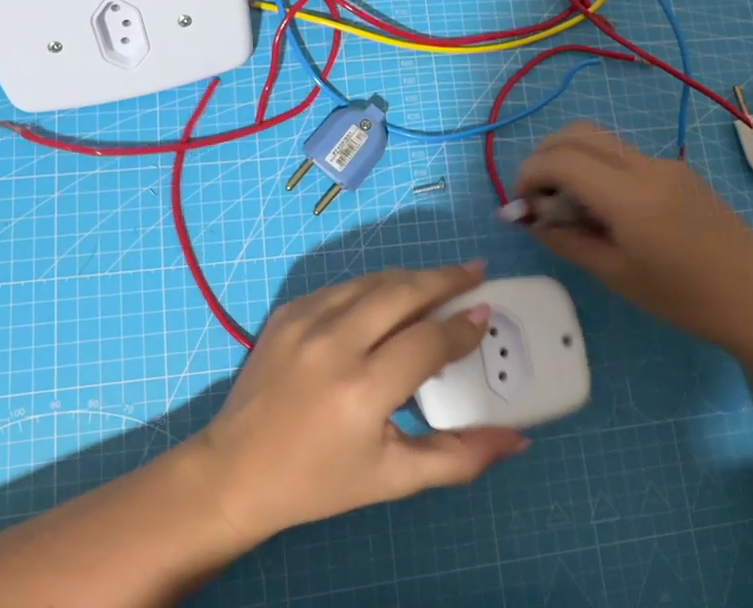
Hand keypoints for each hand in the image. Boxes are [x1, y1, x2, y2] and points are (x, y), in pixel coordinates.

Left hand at [185, 264, 529, 542]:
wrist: (235, 471)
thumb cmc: (318, 482)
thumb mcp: (393, 478)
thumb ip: (459, 456)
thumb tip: (517, 438)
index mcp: (363, 389)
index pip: (429, 340)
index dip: (463, 325)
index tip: (485, 313)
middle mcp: (334, 343)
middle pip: (403, 291)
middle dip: (444, 277)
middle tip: (476, 271)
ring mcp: (305, 321)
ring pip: (371, 281)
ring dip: (410, 277)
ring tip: (441, 278)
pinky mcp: (286, 313)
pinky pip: (341, 288)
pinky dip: (372, 287)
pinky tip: (390, 295)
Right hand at [513, 122, 752, 348]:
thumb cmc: (684, 298)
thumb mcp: (615, 275)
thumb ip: (566, 240)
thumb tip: (528, 219)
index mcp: (628, 194)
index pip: (559, 159)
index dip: (528, 175)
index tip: (521, 207)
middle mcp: (645, 165)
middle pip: (577, 134)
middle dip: (544, 158)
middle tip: (537, 200)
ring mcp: (665, 165)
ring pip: (600, 142)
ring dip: (571, 162)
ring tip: (570, 211)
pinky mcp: (678, 173)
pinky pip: (623, 158)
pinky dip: (597, 171)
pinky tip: (604, 213)